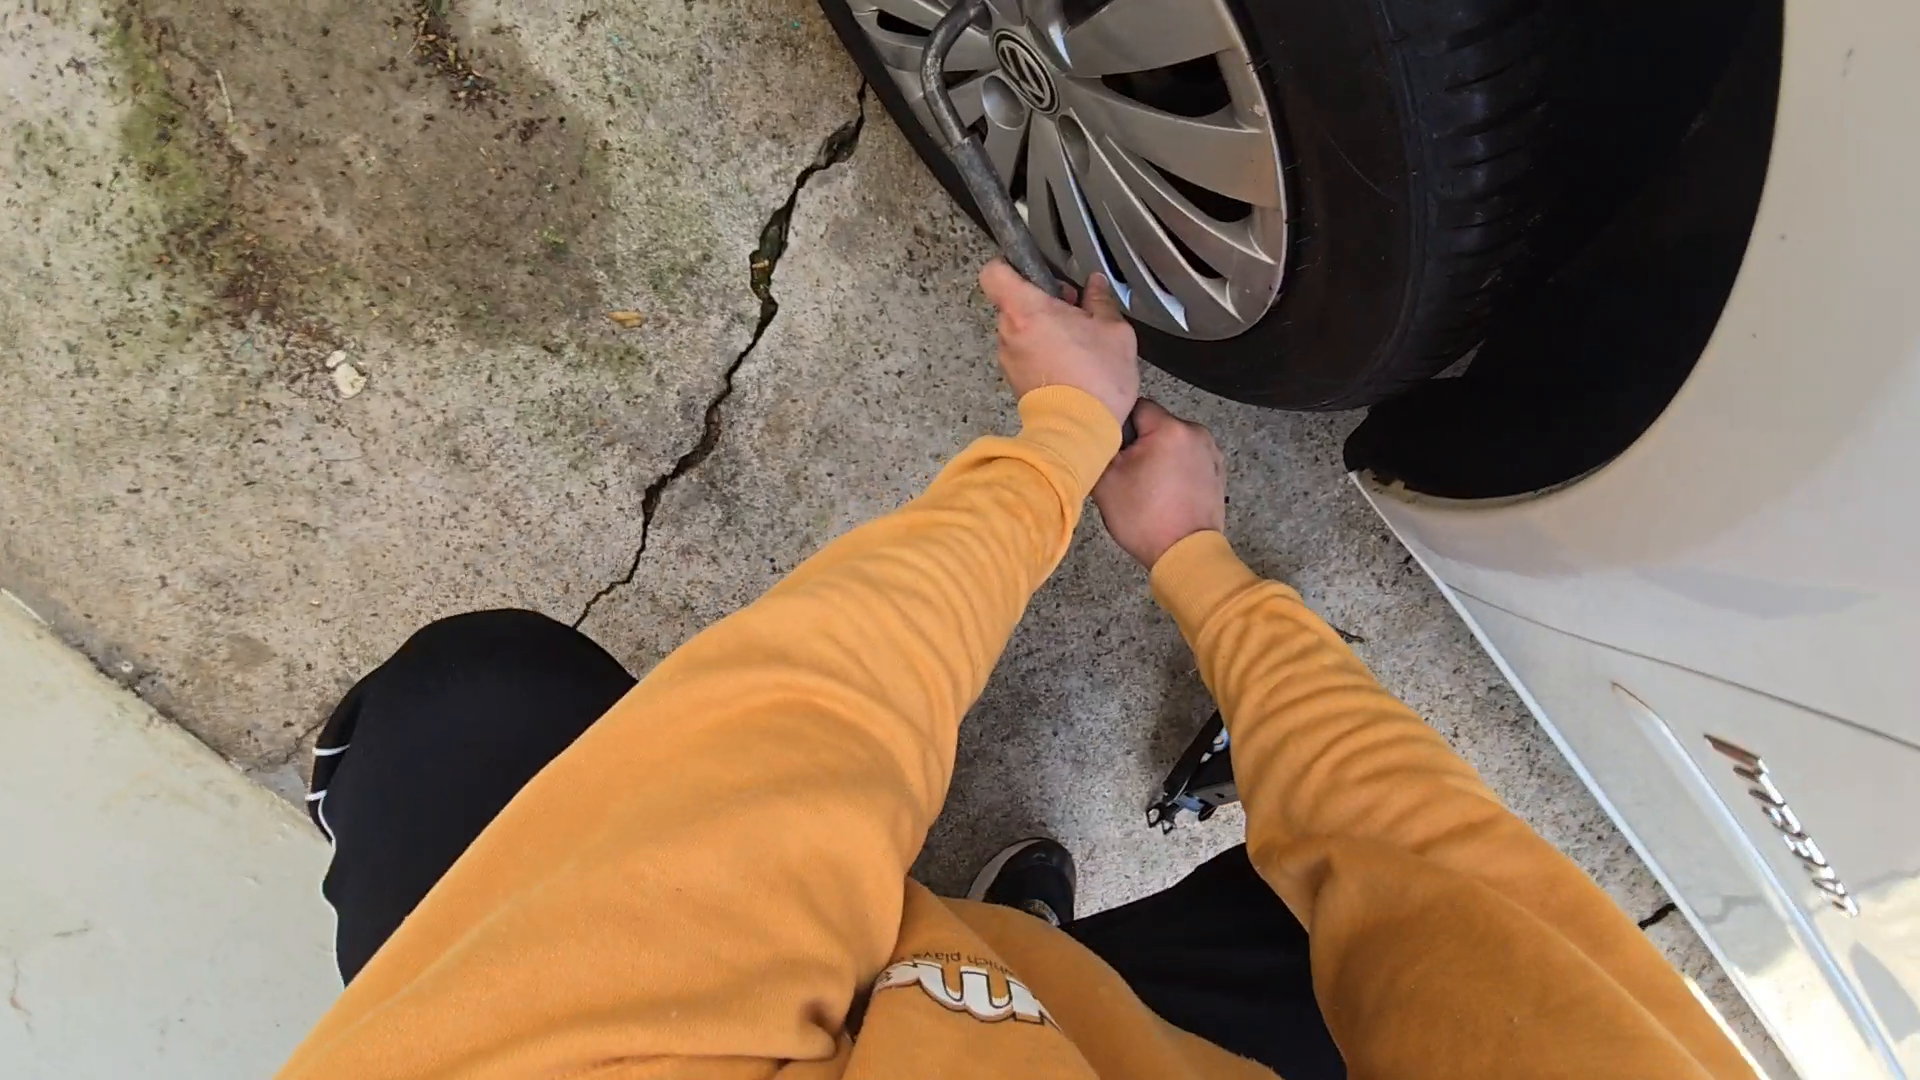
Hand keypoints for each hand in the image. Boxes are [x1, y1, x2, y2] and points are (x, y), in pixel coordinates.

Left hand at [979, 260, 1138, 426]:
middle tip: (1072, 309)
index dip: (1010, 265)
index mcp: (1027, 311)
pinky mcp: (1014, 380)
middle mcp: (1009, 333)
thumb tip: (1095, 287)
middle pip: (1013, 302)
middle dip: (1040, 301)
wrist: (1078, 431)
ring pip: (1019, 329)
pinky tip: (1069, 362)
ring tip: (1075, 341)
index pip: (995, 273)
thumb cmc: (1095, 382)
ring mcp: (1008, 359)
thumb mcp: (1114, 332)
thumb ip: (1100, 301)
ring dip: (1042, 329)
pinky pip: (1023, 354)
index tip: (1033, 269)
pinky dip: (1040, 352)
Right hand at [1092, 400, 1226, 568]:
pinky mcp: (1216, 473)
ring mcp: (1211, 453)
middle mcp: (1196, 433)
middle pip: (1155, 425)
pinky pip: (1187, 461)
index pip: (1136, 407)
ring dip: (1156, 457)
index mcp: (1170, 428)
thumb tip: (1094, 436)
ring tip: (1145, 487)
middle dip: (1138, 444)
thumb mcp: (1106, 481)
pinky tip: (1163, 494)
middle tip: (1125, 473)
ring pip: (1171, 443)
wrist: (1184, 554)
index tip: (1111, 450)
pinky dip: (1174, 471)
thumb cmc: (1146, 519)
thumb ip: (1098, 448)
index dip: (1118, 427)